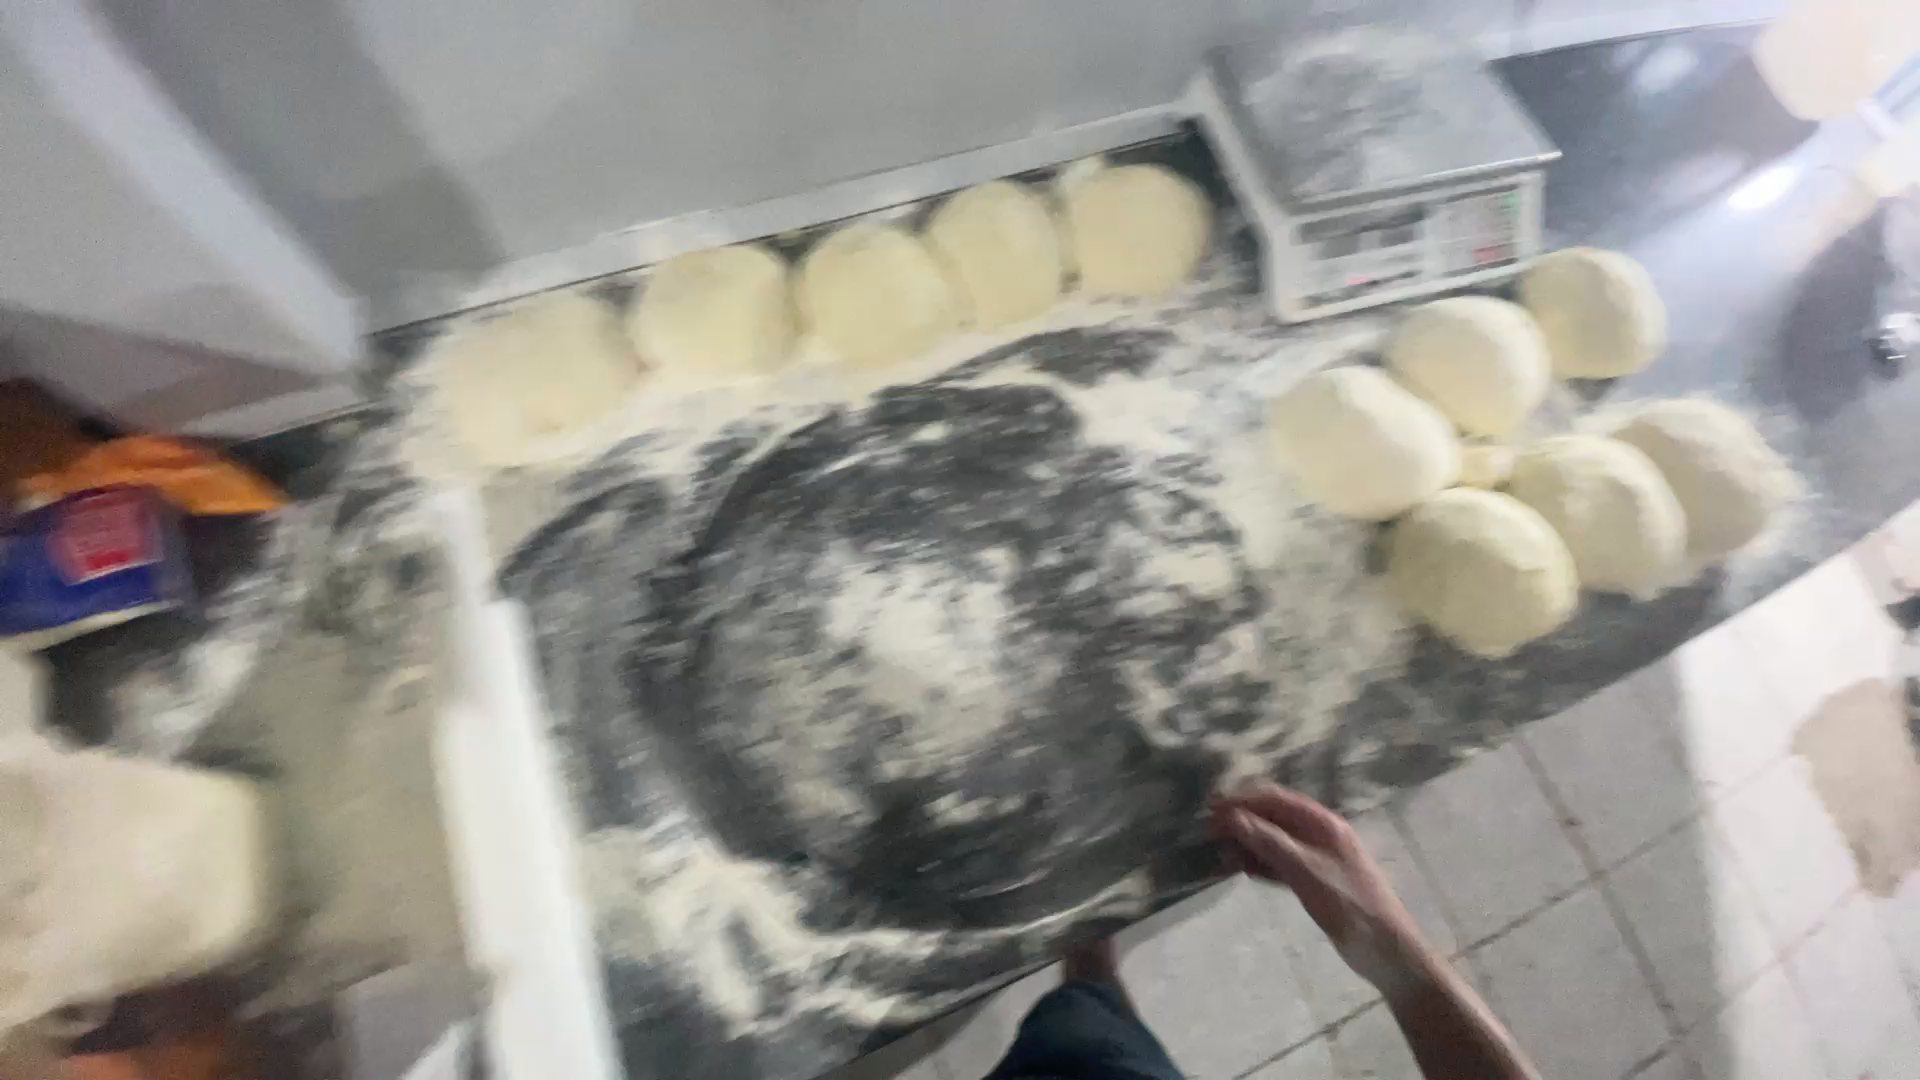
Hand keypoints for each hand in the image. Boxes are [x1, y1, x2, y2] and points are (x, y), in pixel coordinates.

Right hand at [1210, 784, 1438, 995]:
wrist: (1389, 954)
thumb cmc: (1350, 905)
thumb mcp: (1306, 871)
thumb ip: (1269, 842)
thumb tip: (1232, 816)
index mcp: (1323, 823)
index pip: (1276, 799)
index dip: (1243, 799)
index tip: (1212, 807)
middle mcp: (1319, 834)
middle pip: (1274, 818)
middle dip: (1242, 821)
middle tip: (1210, 830)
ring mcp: (1317, 858)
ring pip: (1275, 841)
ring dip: (1248, 843)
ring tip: (1219, 851)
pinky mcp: (1315, 881)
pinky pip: (1281, 864)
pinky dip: (1260, 864)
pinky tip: (1240, 869)